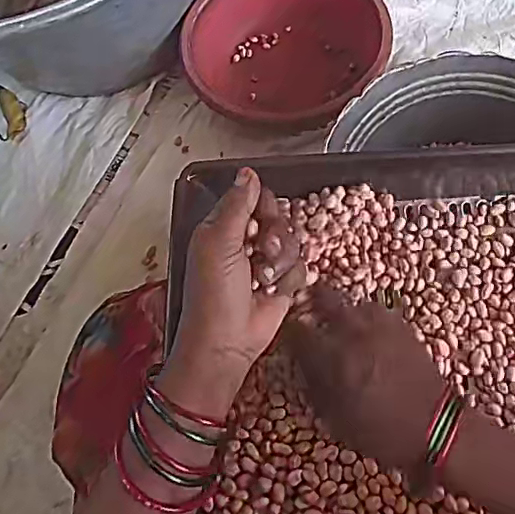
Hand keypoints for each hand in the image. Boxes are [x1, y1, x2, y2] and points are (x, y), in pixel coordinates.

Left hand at [168, 169, 306, 405]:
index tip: (260, 221)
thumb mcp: (219, 241)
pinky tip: (272, 292)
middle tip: (264, 251)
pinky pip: (301, 267)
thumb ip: (236, 205)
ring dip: (282, 261)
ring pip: (294, 241)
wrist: (226, 341)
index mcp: (224, 227)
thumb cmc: (213, 293)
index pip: (254, 198)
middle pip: (279, 218)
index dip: (263, 207)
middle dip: (276, 235)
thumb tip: (247, 172)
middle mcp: (246, 241)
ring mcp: (266, 262)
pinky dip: (288, 280)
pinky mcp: (283, 282)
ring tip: (264, 278)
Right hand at [285, 285, 445, 478]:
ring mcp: (381, 325)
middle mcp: (355, 333)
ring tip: (336, 323)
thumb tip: (302, 366)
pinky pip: (375, 310)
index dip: (287, 331)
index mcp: (334, 358)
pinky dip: (365, 316)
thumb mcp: (337, 420)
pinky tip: (365, 330)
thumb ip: (315, 388)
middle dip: (310, 302)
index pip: (298, 331)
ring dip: (340, 309)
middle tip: (306, 312)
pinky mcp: (401, 326)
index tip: (286, 335)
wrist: (438, 428)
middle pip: (324, 299)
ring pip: (352, 302)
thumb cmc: (382, 433)